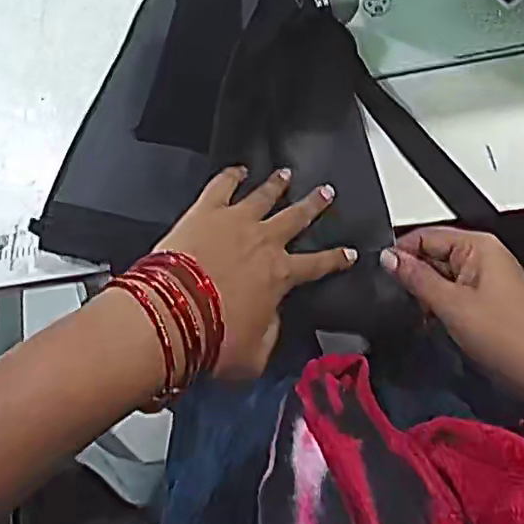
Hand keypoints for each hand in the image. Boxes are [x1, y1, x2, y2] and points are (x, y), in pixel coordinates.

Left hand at [156, 167, 356, 378]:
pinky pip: (223, 185)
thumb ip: (270, 333)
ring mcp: (235, 220)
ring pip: (263, 195)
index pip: (317, 265)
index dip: (336, 259)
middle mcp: (263, 241)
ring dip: (277, 184)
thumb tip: (271, 320)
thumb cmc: (214, 338)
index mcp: (280, 275)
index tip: (349, 252)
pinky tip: (237, 169)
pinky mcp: (206, 210)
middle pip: (296, 217)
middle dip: (314, 204)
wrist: (175, 311)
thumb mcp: (254, 354)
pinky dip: (232, 175)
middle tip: (326, 193)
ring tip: (286, 174)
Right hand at [380, 227, 523, 404]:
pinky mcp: (487, 297)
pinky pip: (453, 290)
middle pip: (431, 253)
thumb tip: (389, 258)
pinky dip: (441, 304)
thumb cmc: (510, 337)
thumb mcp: (451, 304)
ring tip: (426, 313)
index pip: (424, 235)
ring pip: (440, 274)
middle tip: (408, 299)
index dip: (402, 254)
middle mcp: (483, 255)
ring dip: (428, 293)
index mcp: (478, 244)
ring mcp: (486, 276)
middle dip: (415, 276)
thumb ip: (415, 277)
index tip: (385, 273)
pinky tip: (438, 320)